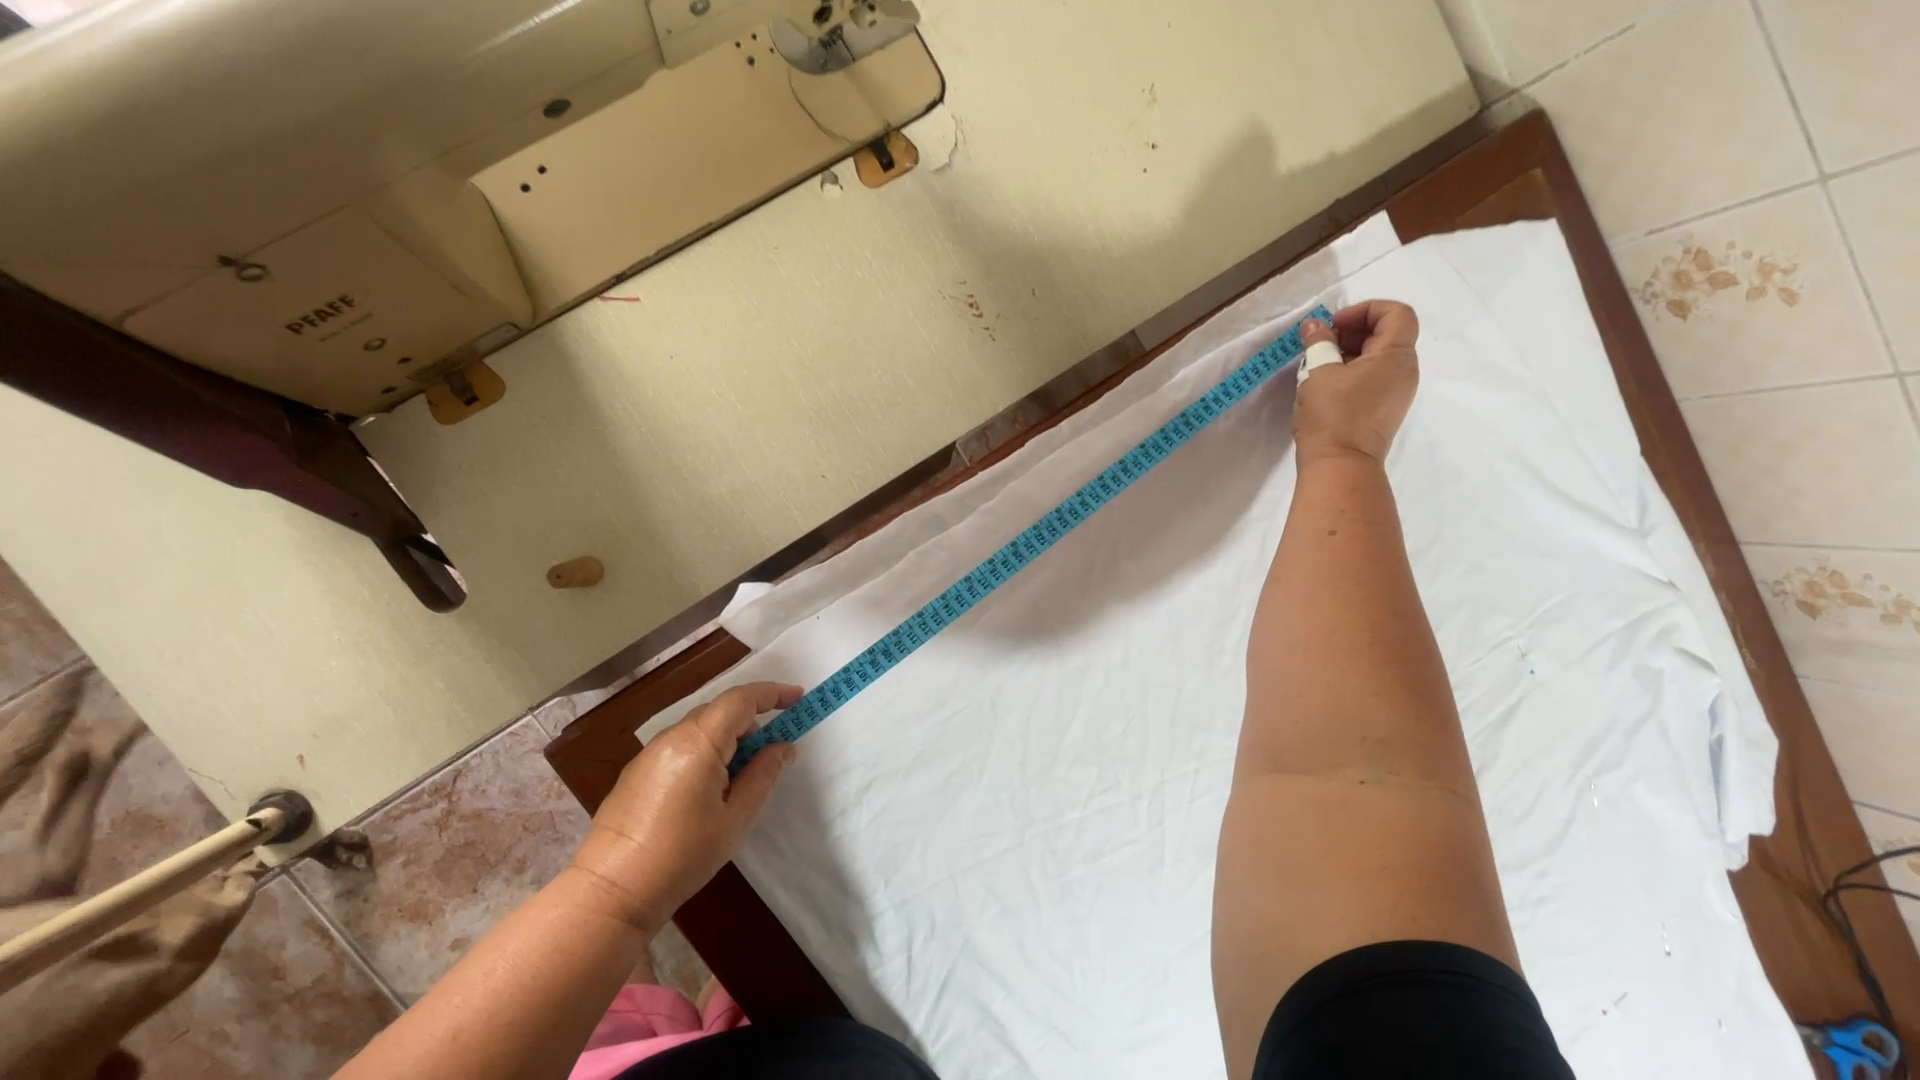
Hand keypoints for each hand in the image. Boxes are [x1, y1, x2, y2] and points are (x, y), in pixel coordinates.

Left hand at [568, 682, 801, 933]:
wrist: (613, 889)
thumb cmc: (683, 854)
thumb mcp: (735, 819)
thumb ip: (763, 775)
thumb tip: (783, 747)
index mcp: (698, 742)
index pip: (741, 700)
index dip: (772, 693)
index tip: (799, 697)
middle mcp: (671, 738)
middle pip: (719, 711)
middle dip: (753, 718)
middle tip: (779, 744)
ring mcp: (650, 754)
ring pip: (699, 729)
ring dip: (729, 737)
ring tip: (747, 772)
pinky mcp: (638, 773)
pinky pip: (681, 746)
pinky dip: (706, 751)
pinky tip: (713, 787)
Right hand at [1293, 301, 1419, 466]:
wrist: (1340, 465)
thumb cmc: (1332, 415)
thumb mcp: (1319, 371)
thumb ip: (1318, 342)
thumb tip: (1315, 326)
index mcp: (1396, 357)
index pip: (1396, 313)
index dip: (1365, 310)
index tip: (1334, 325)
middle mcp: (1404, 372)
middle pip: (1388, 333)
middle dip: (1353, 330)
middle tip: (1321, 342)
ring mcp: (1396, 393)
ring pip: (1379, 356)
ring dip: (1349, 351)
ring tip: (1319, 363)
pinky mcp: (1383, 409)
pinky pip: (1374, 377)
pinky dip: (1352, 370)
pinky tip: (1326, 383)